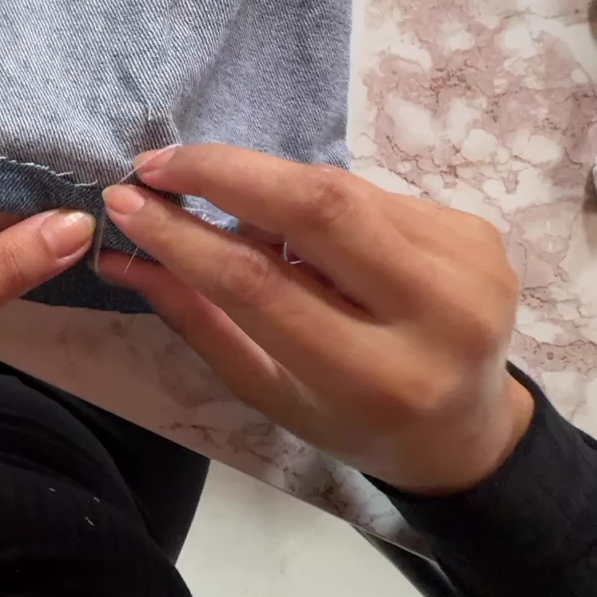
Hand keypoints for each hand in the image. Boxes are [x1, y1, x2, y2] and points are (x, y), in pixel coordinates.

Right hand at [98, 144, 532, 494]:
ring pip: (336, 187)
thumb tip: (120, 254)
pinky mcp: (476, 229)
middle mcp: (437, 314)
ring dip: (256, 180)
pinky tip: (287, 221)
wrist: (466, 430)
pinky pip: (364, 191)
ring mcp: (468, 262)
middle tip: (156, 166)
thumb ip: (191, 313)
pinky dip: (304, 195)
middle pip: (315, 206)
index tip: (124, 201)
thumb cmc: (344, 419)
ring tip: (209, 193)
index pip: (256, 282)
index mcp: (371, 377)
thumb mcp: (258, 383)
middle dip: (220, 171)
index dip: (180, 234)